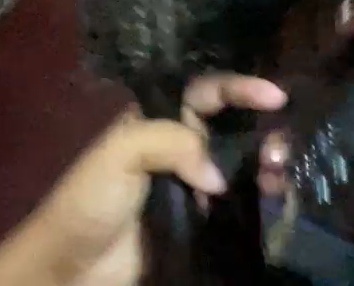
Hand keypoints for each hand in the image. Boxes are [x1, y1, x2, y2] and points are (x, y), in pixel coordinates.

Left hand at [0, 73, 285, 285]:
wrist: (74, 271)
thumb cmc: (91, 200)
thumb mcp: (121, 152)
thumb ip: (171, 142)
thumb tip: (217, 175)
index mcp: (163, 119)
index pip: (210, 90)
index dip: (242, 87)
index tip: (275, 95)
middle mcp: (185, 146)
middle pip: (235, 125)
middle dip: (263, 128)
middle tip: (280, 148)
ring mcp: (196, 186)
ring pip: (244, 163)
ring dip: (267, 163)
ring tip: (278, 174)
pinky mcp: (204, 224)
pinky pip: (241, 204)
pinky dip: (262, 198)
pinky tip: (275, 198)